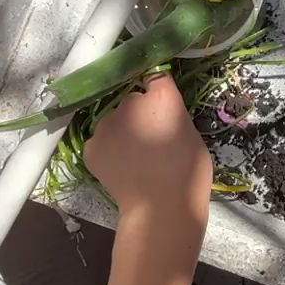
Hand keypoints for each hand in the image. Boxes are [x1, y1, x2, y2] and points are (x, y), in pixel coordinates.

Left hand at [84, 75, 210, 220]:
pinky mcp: (91, 146)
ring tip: (137, 156)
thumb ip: (174, 116)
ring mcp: (105, 125)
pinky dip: (111, 149)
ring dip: (124, 130)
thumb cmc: (188, 174)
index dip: (159, 89)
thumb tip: (162, 114)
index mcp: (161, 98)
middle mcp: (129, 104)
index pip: (156, 76)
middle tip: (154, 137)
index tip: (162, 100)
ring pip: (115, 120)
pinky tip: (123, 166)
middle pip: (133, 99)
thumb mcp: (193, 135)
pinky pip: (102, 140)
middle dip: (141, 112)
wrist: (160, 209)